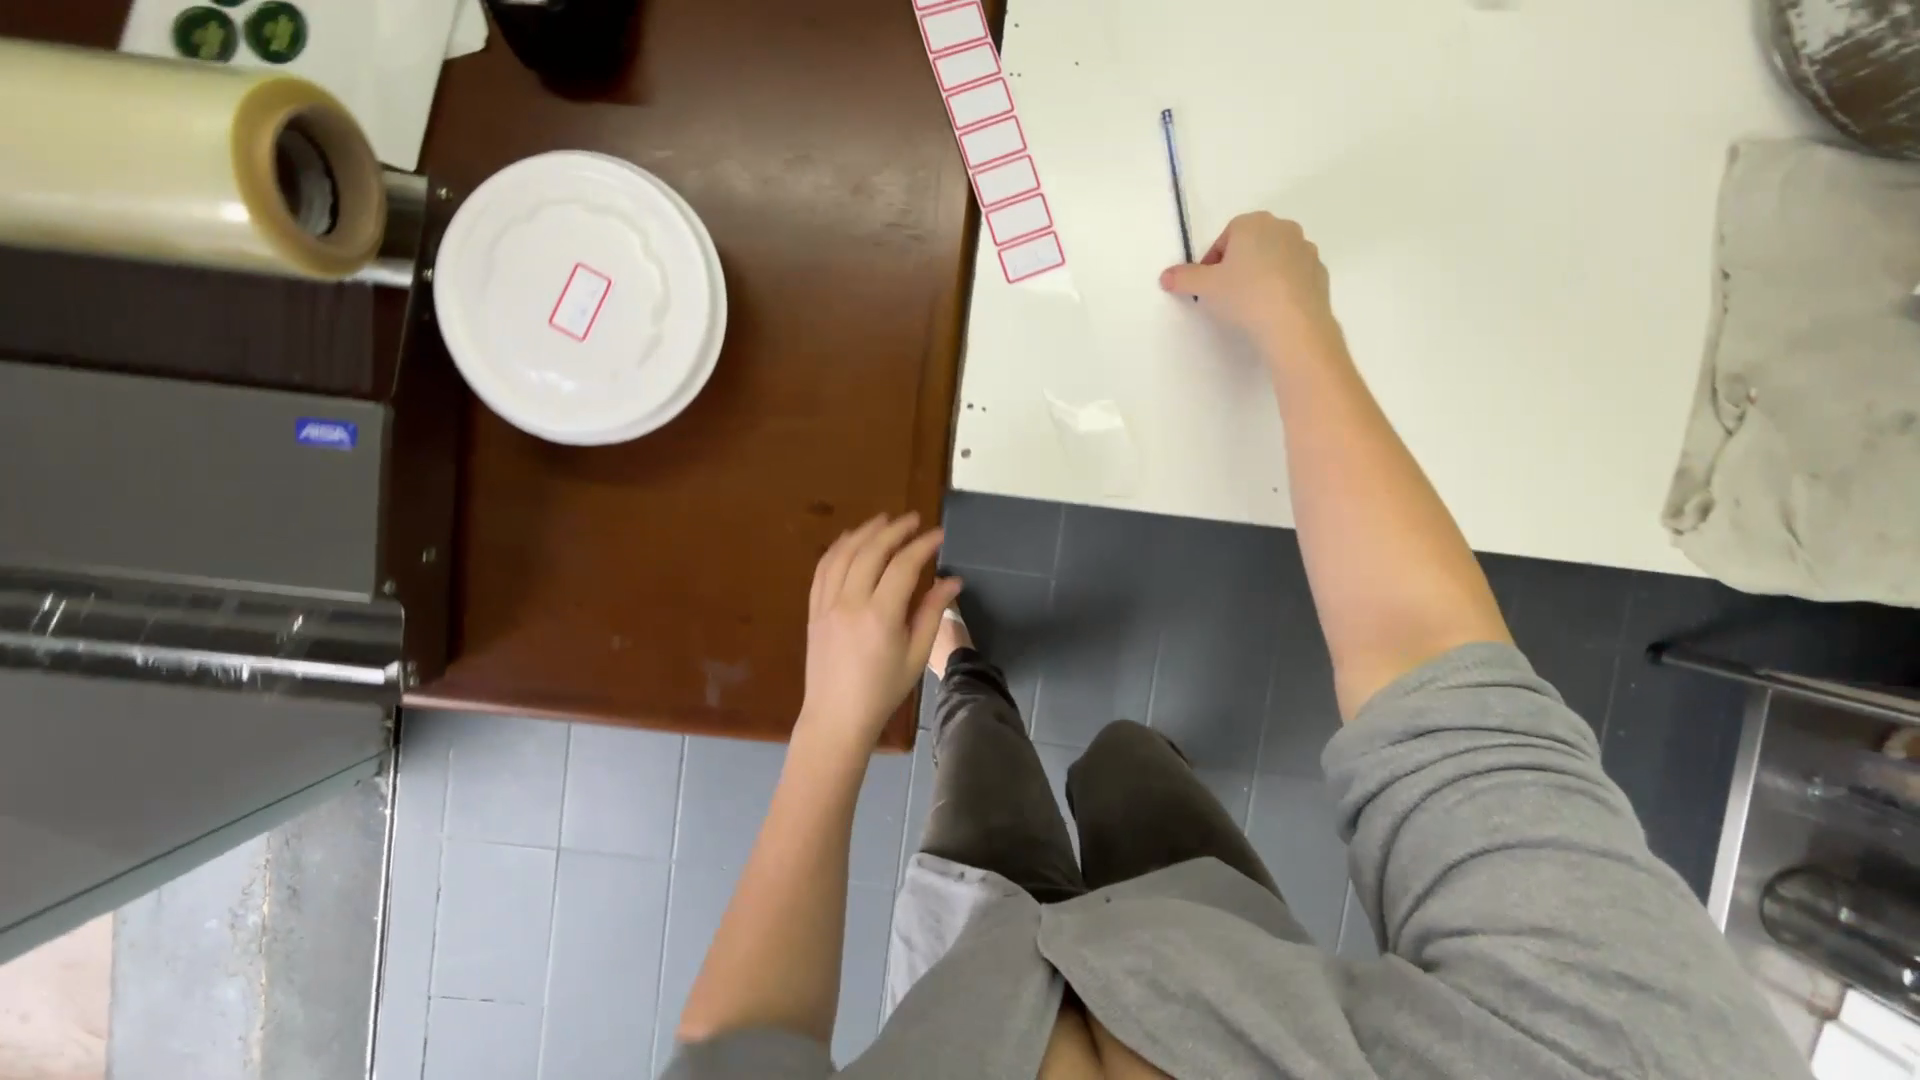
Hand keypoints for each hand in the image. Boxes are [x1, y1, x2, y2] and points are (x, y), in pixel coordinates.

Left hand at [796, 513, 962, 751]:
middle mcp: (850, 603)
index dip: (922, 545)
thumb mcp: (917, 656)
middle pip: (872, 551)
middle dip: (894, 530)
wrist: (837, 716)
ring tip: (883, 520)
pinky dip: (838, 549)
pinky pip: (823, 570)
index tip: (938, 535)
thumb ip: (932, 613)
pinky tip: (850, 540)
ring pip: (844, 554)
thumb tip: (952, 580)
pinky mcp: (814, 611)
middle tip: (913, 520)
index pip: (904, 566)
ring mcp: (827, 605)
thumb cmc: (883, 691)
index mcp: (880, 616)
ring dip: (864, 532)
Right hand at [1159, 212, 1345, 366]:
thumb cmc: (1245, 296)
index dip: (1212, 263)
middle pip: (1251, 245)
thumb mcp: (1205, 288)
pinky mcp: (1320, 272)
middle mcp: (1283, 228)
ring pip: (1273, 259)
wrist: (1294, 324)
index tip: (1209, 286)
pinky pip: (1293, 275)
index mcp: (1253, 223)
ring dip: (1260, 274)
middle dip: (1237, 265)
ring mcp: (1305, 249)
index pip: (1224, 238)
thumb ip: (1183, 278)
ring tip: (1251, 304)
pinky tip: (1272, 309)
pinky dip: (1281, 287)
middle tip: (1227, 294)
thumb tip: (1165, 276)